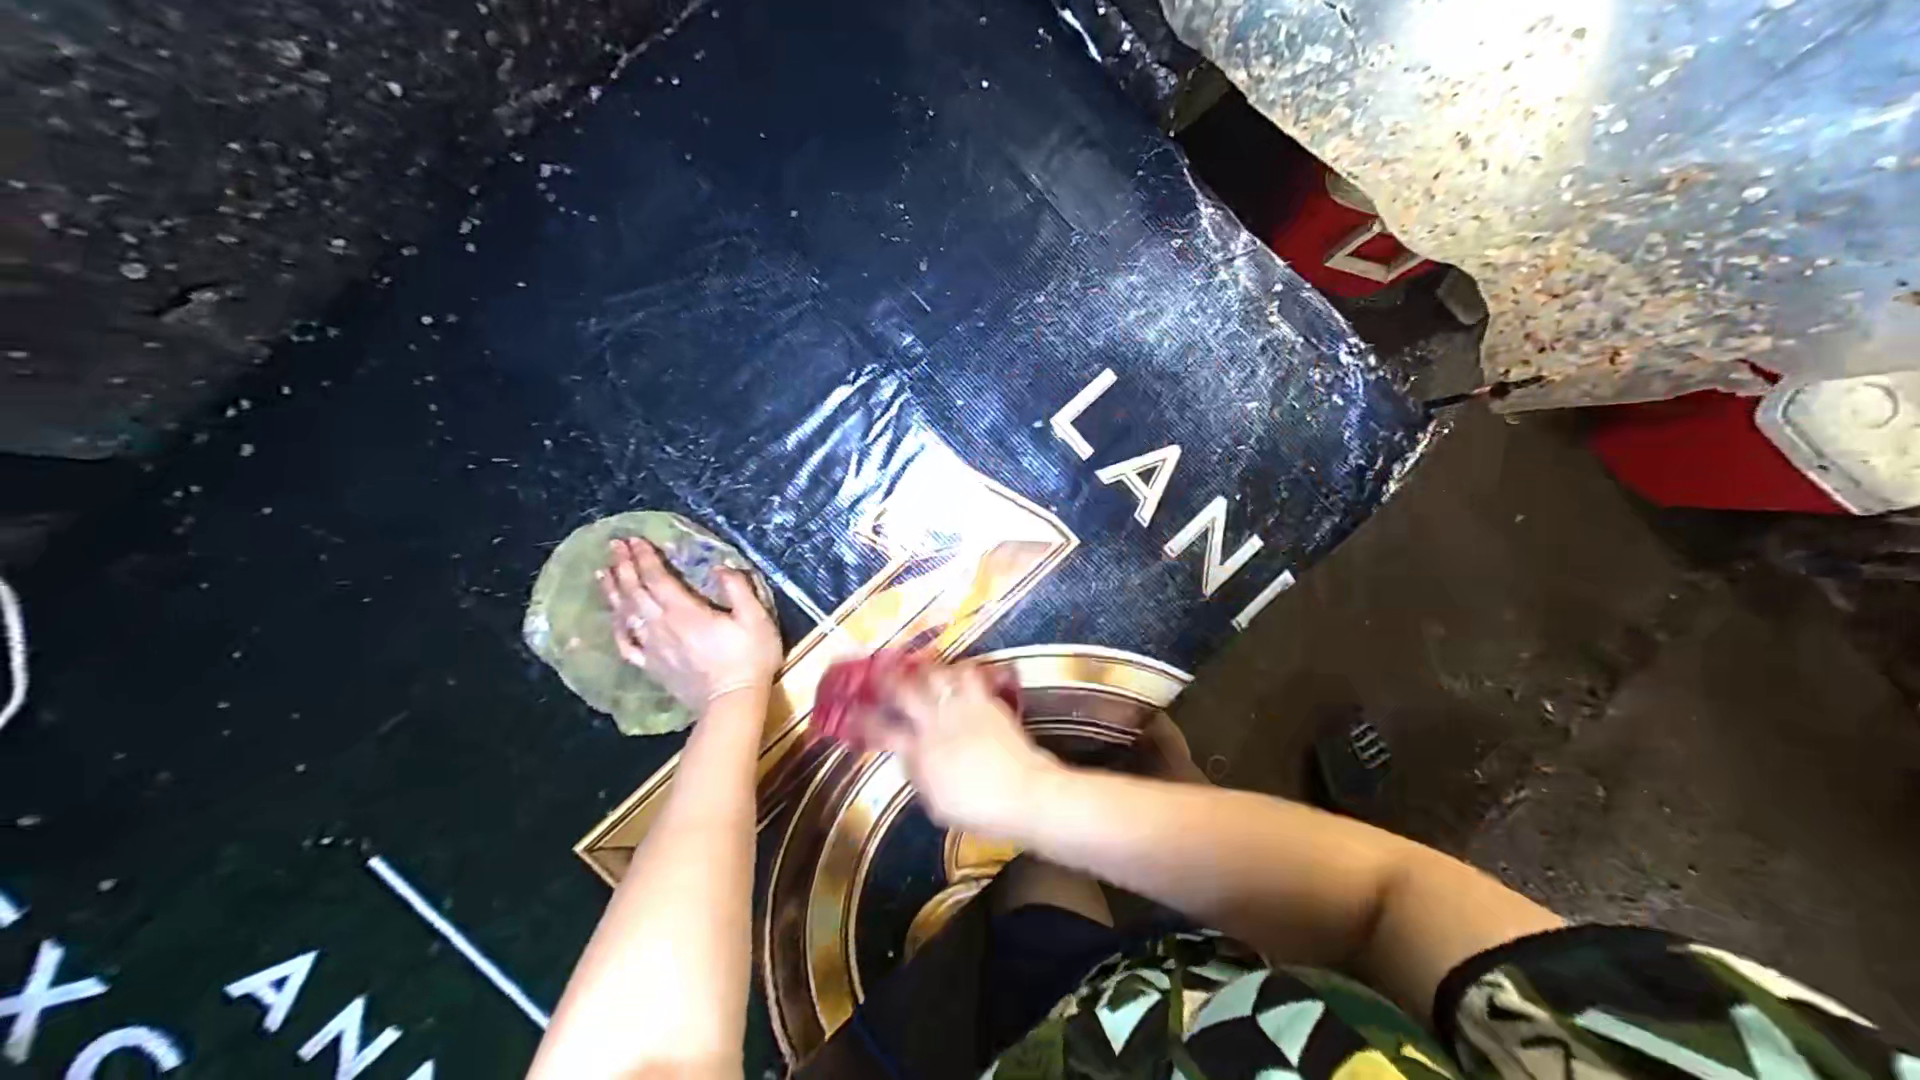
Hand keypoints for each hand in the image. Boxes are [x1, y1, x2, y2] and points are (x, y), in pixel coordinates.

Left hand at [597, 538, 781, 710]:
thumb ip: (738, 589)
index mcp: (685, 611)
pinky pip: (627, 645)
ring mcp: (653, 648)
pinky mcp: (652, 667)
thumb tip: (720, 567)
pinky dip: (617, 629)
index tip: (634, 539)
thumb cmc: (748, 659)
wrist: (732, 703)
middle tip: (613, 546)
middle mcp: (661, 626)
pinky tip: (614, 619)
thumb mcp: (756, 619)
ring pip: (626, 614)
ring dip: (613, 591)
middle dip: (624, 566)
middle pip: (636, 592)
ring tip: (603, 572)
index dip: (645, 557)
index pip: (657, 578)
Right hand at [857, 662, 1060, 833]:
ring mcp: (962, 708)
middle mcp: (936, 723)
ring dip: (922, 669)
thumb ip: (919, 775)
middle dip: (886, 679)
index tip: (853, 714)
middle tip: (878, 671)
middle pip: (904, 691)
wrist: (1024, 793)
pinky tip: (956, 670)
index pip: (882, 731)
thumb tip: (909, 758)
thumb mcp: (936, 803)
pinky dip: (959, 669)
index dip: (864, 720)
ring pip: (935, 675)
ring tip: (916, 666)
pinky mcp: (986, 701)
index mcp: (919, 751)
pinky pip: (969, 675)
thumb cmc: (979, 808)